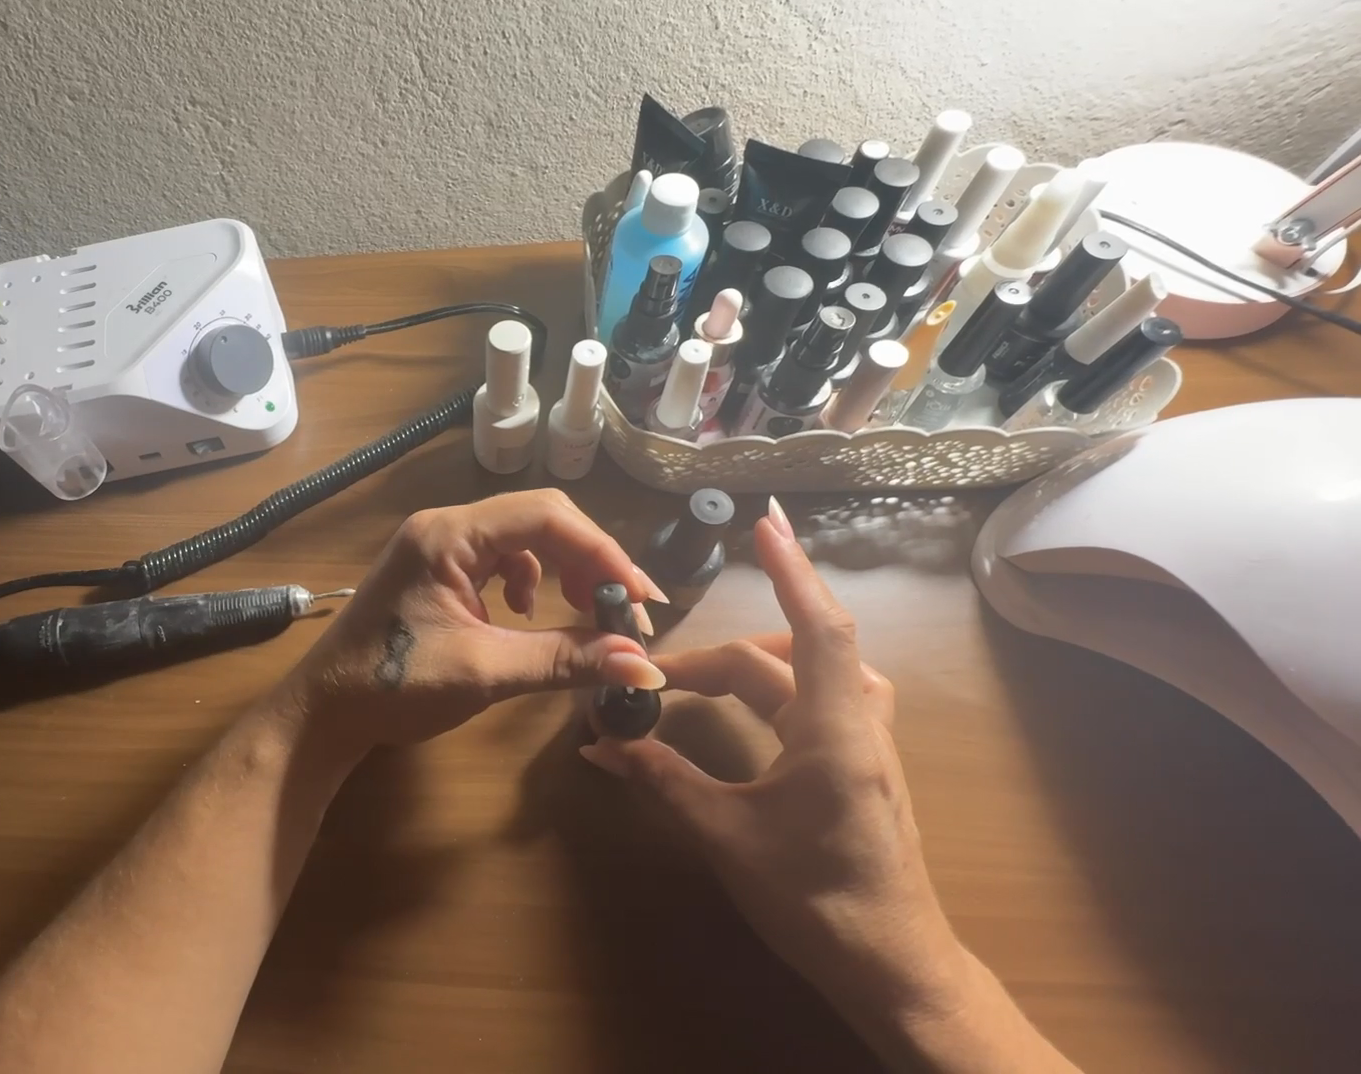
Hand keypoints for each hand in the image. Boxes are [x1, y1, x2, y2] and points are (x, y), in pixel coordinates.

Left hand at [283, 489, 668, 753]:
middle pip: (539, 520)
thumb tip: (643, 667)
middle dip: (590, 561)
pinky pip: (499, 559)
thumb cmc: (393, 686)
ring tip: (588, 612)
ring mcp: (437, 546)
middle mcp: (444, 527)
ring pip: (522, 538)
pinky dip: (529, 582)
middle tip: (626, 609)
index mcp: (449, 535)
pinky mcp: (436, 570)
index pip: (546, 517)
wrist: (324, 710)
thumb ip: (564, 660)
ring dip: (563, 569)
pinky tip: (525, 614)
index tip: (642, 600)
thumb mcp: (485, 671)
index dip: (603, 553)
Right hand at [581, 499, 964, 1028]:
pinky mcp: (858, 763)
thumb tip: (597, 744)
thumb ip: (659, 779)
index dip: (789, 570)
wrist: (895, 970)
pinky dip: (774, 686)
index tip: (764, 523)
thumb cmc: (816, 900)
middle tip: (654, 680)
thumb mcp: (724, 835)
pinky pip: (817, 697)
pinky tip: (748, 708)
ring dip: (751, 663)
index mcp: (834, 732)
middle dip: (713, 660)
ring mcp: (863, 743)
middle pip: (786, 655)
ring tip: (697, 679)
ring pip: (807, 672)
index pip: (815, 628)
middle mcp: (855, 723)